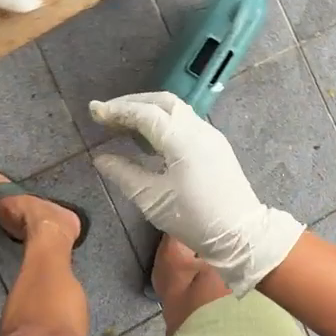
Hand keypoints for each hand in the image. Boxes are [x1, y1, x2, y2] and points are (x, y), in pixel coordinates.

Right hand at [91, 91, 303, 293]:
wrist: (240, 233)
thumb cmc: (194, 218)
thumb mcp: (152, 200)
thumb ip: (124, 174)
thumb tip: (101, 158)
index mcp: (182, 139)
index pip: (146, 113)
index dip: (118, 110)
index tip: (95, 111)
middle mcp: (198, 128)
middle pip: (163, 102)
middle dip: (133, 102)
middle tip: (108, 112)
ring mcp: (210, 134)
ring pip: (177, 110)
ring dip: (150, 109)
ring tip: (124, 122)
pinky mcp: (215, 144)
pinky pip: (186, 121)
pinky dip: (164, 120)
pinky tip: (149, 136)